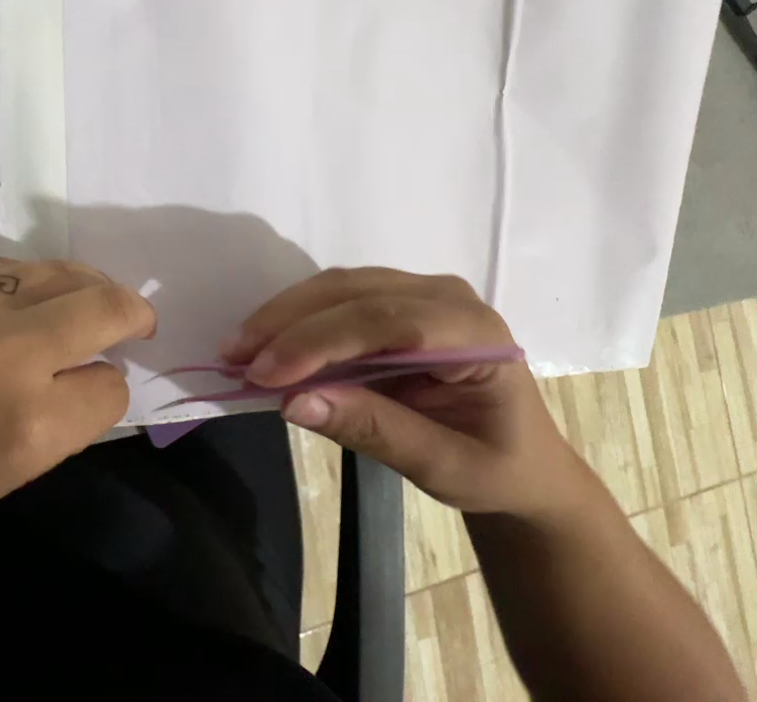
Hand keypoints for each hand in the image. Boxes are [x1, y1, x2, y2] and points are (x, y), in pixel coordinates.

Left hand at [0, 258, 152, 577]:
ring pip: (62, 272)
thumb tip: (75, 395)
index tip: (93, 400)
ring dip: (88, 287)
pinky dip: (33, 279)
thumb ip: (39, 437)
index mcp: (24, 427)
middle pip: (104, 307)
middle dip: (130, 317)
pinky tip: (26, 296)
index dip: (107, 396)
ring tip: (92, 301)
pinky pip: (9, 264)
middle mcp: (10, 351)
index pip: (108, 391)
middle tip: (135, 325)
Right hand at [225, 268, 586, 518]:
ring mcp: (418, 292)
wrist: (522, 463)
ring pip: (337, 286)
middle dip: (289, 323)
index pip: (387, 321)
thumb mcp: (444, 467)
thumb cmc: (495, 469)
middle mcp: (446, 296)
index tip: (264, 374)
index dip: (320, 341)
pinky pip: (336, 298)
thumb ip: (376, 430)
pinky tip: (264, 343)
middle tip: (234, 359)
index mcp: (477, 332)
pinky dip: (295, 319)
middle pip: (354, 291)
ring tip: (237, 351)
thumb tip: (293, 402)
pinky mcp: (392, 301)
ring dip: (283, 316)